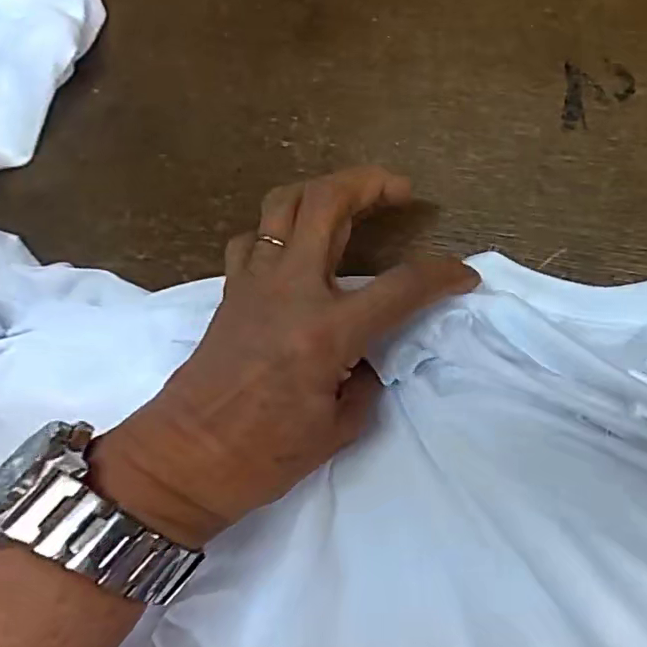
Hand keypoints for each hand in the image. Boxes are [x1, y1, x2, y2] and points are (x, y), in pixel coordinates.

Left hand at [86, 167, 477, 547]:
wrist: (181, 462)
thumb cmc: (264, 456)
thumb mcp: (341, 426)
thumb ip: (366, 377)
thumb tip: (366, 353)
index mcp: (326, 332)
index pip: (402, 287)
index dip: (443, 275)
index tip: (465, 276)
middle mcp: (289, 292)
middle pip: (326, 204)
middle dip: (371, 183)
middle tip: (400, 189)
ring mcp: (253, 285)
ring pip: (283, 205)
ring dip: (324, 191)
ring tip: (354, 201)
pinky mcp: (231, 292)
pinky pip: (254, 239)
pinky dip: (281, 229)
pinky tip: (300, 247)